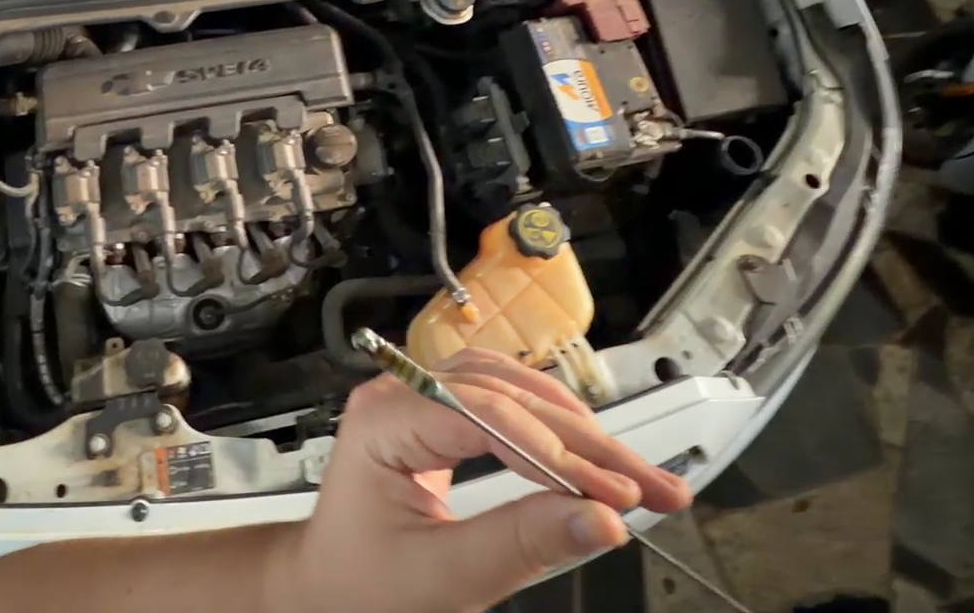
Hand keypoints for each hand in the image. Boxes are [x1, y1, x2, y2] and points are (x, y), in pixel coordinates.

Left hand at [269, 348, 692, 612]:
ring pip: (507, 387)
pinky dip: (546, 425)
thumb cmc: (359, 582)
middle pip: (504, 394)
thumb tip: (599, 519)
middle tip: (650, 484)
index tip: (618, 492)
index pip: (486, 414)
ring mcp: (415, 400)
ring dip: (572, 427)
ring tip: (628, 471)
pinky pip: (498, 401)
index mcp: (383, 420)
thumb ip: (521, 542)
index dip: (559, 452)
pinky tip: (582, 446)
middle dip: (582, 441)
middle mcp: (398, 394)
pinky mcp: (434, 418)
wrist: (323, 585)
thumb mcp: (442, 575)